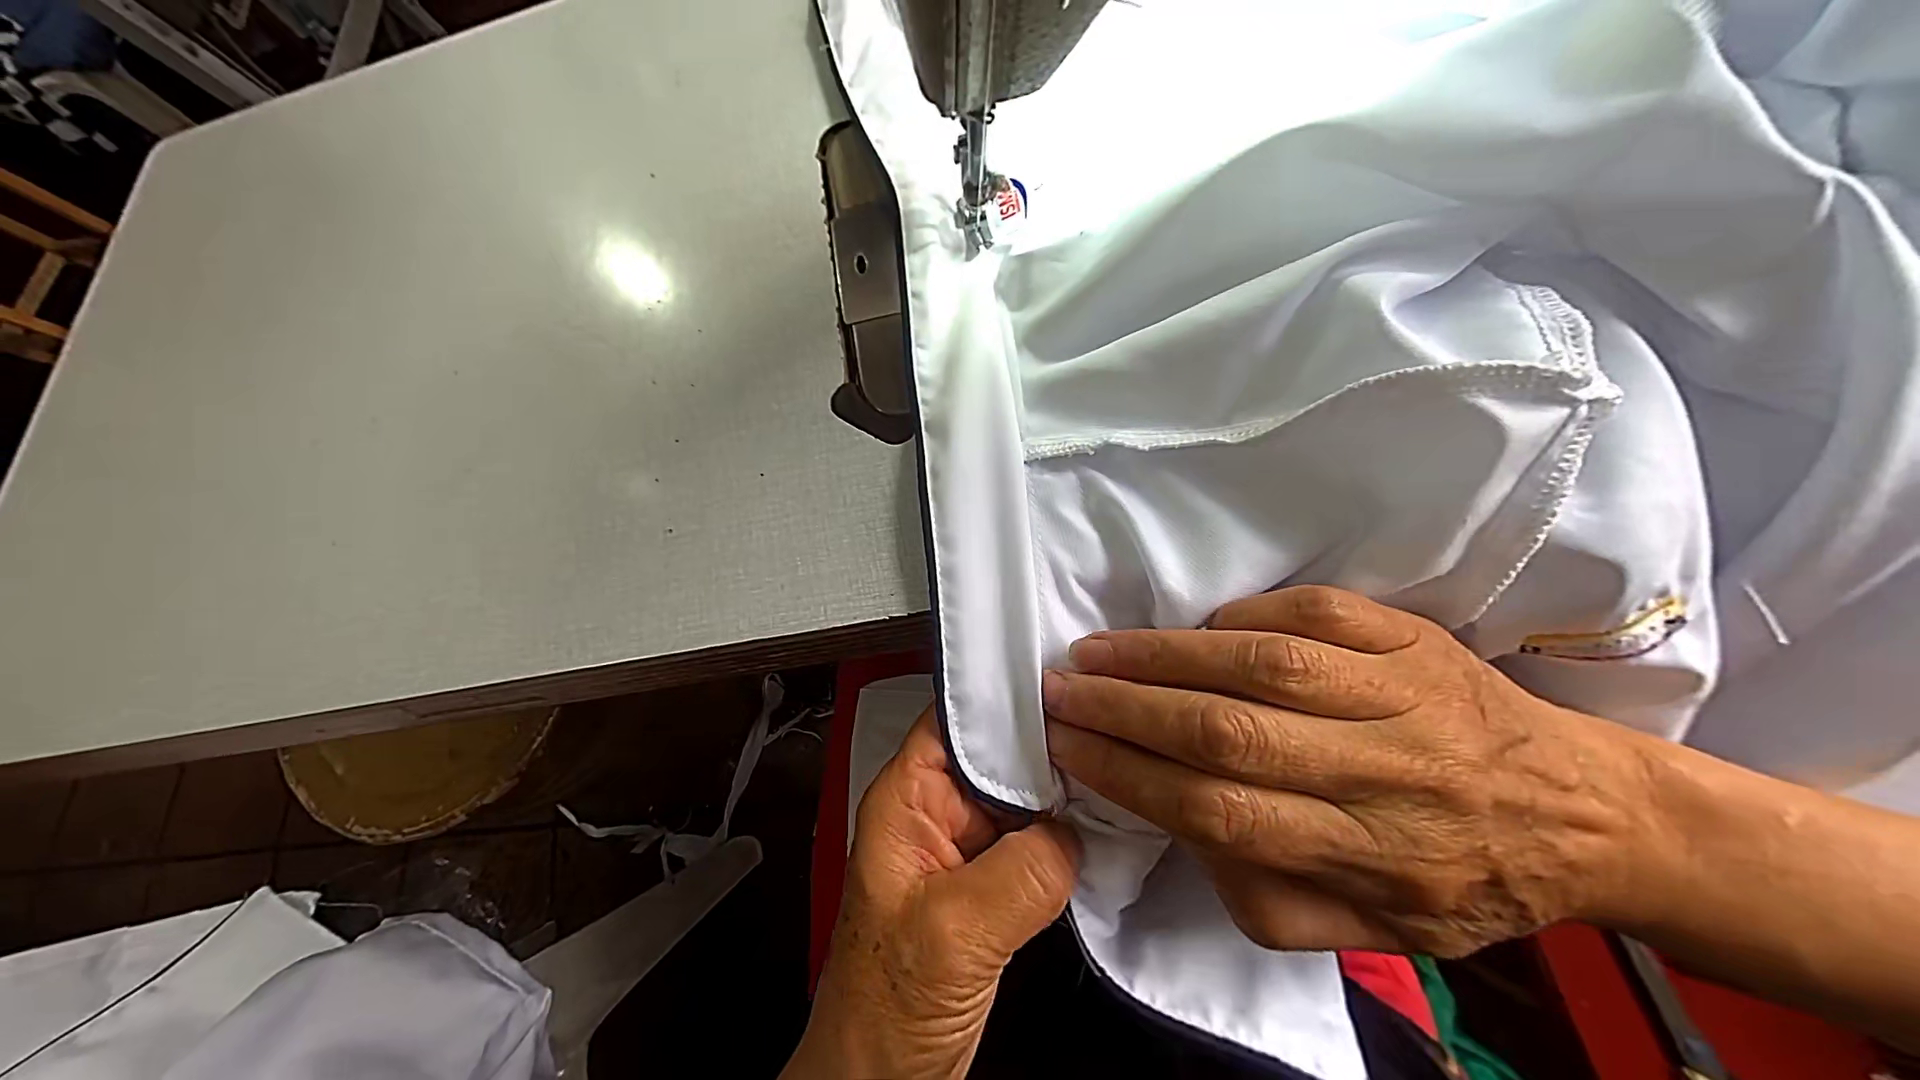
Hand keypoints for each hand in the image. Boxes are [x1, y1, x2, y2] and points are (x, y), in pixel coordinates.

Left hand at [785, 709, 1079, 1078]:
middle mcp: (934, 815)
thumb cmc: (880, 1012)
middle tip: (1094, 741)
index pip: (952, 720)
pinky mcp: (989, 885)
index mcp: (905, 802)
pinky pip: (1033, 844)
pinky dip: (1062, 841)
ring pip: (1019, 799)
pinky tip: (1091, 835)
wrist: (883, 1079)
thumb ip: (1018, 875)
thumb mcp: (951, 934)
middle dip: (1043, 750)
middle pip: (995, 754)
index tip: (1054, 692)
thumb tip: (1072, 836)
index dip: (1001, 701)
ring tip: (1102, 782)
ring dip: (1057, 798)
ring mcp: (964, 851)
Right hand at [1043, 585, 1671, 957]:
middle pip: (1228, 733)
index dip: (1129, 773)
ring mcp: (1402, 692)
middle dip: (1126, 708)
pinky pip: (1311, 611)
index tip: (1067, 744)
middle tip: (1060, 689)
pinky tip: (1195, 628)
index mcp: (1371, 858)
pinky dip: (1239, 615)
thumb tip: (1176, 824)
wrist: (1581, 810)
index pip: (1218, 812)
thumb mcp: (1368, 933)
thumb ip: (1263, 899)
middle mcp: (1385, 773)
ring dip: (1164, 655)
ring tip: (1099, 652)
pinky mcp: (1411, 638)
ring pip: (1262, 665)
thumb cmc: (1459, 878)